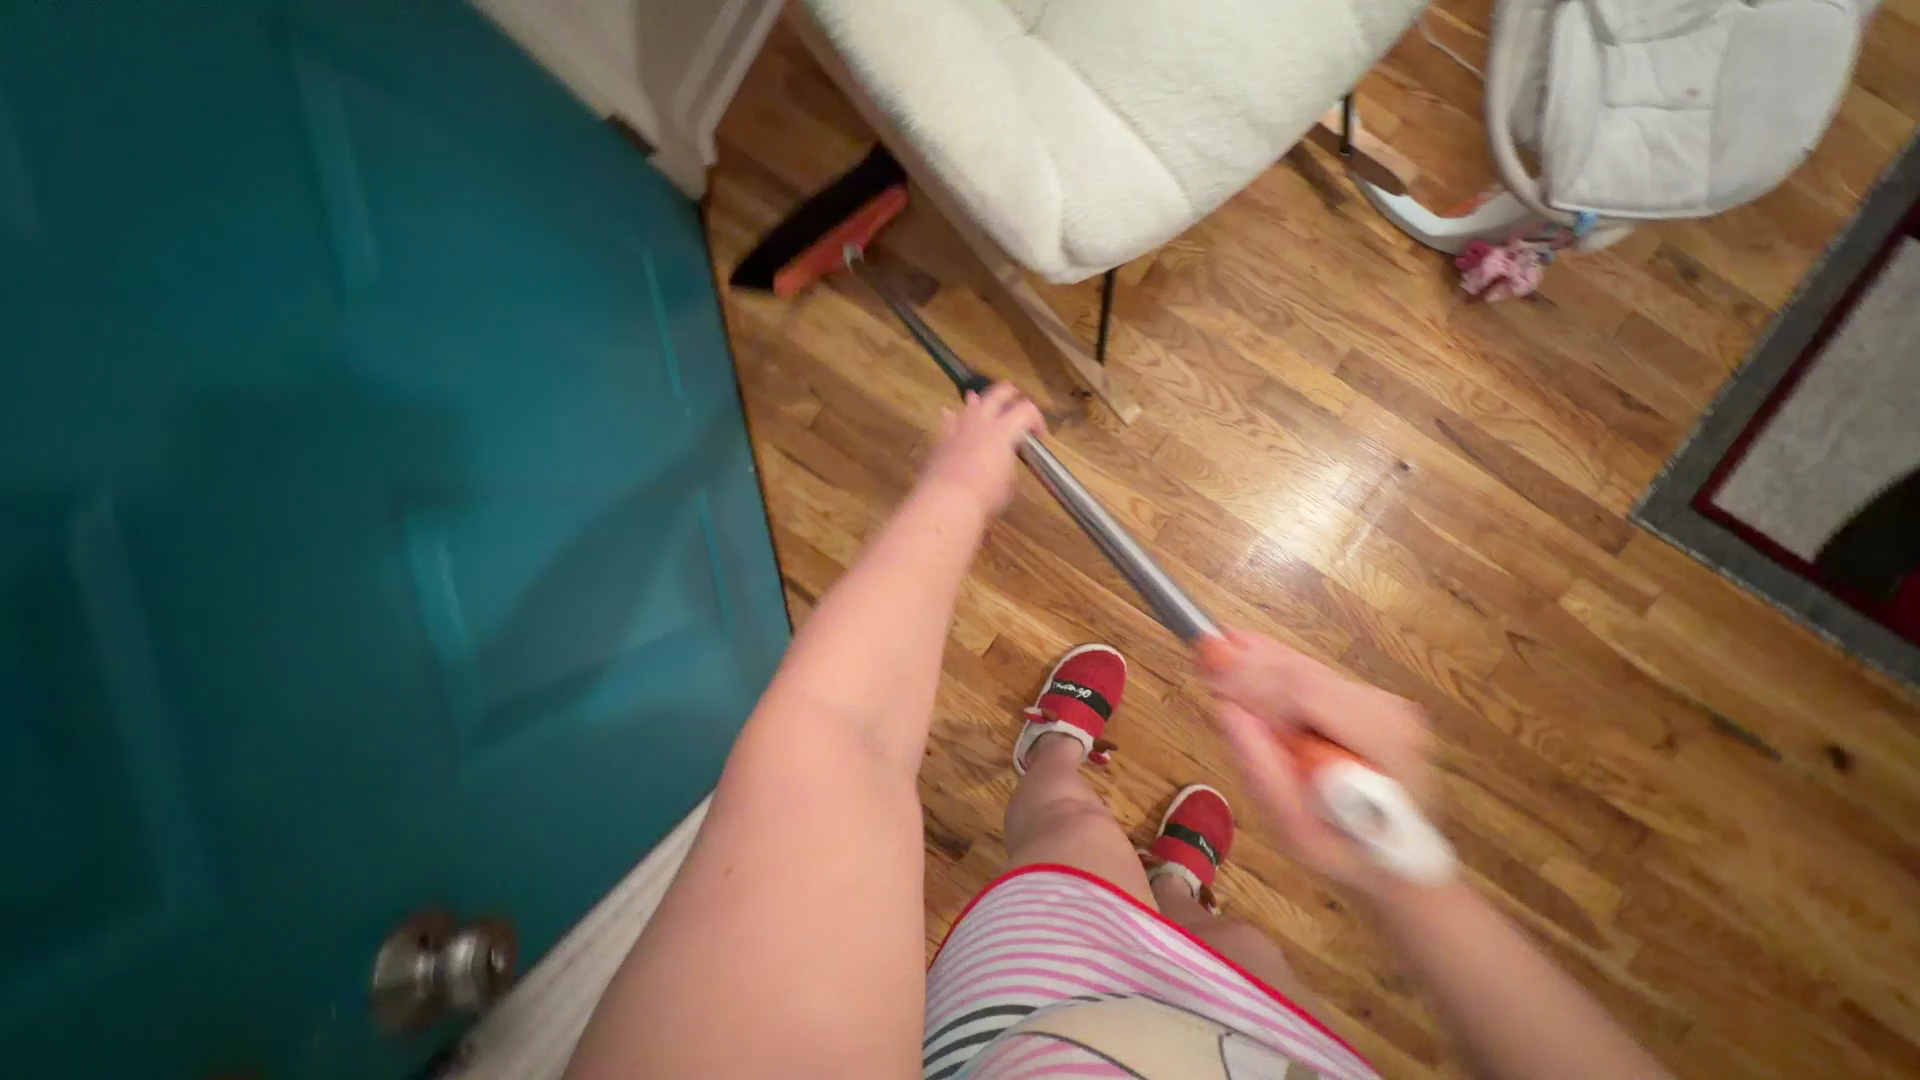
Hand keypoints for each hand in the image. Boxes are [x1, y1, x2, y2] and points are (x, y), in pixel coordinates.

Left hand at [919, 382, 1045, 515]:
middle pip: (997, 393)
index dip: (1037, 419)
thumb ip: (1009, 464)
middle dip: (1009, 393)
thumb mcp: (1009, 482)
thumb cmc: (987, 495)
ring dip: (978, 400)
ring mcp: (959, 428)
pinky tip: (949, 414)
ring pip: (970, 403)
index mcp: (1004, 431)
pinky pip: (947, 421)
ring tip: (979, 399)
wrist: (948, 501)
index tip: (1039, 435)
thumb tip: (1004, 460)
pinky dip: (952, 417)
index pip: (1027, 410)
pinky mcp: (942, 439)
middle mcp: (982, 422)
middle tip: (1014, 397)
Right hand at [1199, 630, 1435, 895]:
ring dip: (1259, 664)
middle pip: (1304, 675)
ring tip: (1215, 650)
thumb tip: (1228, 712)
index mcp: (1379, 745)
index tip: (1210, 680)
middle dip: (1250, 668)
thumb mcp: (1298, 833)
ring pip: (1306, 669)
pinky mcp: (1369, 699)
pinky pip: (1311, 675)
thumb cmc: (1346, 852)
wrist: (1398, 859)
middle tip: (1202, 656)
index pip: (1306, 694)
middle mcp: (1388, 713)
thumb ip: (1264, 774)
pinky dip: (1275, 665)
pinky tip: (1244, 647)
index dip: (1254, 682)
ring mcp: (1383, 703)